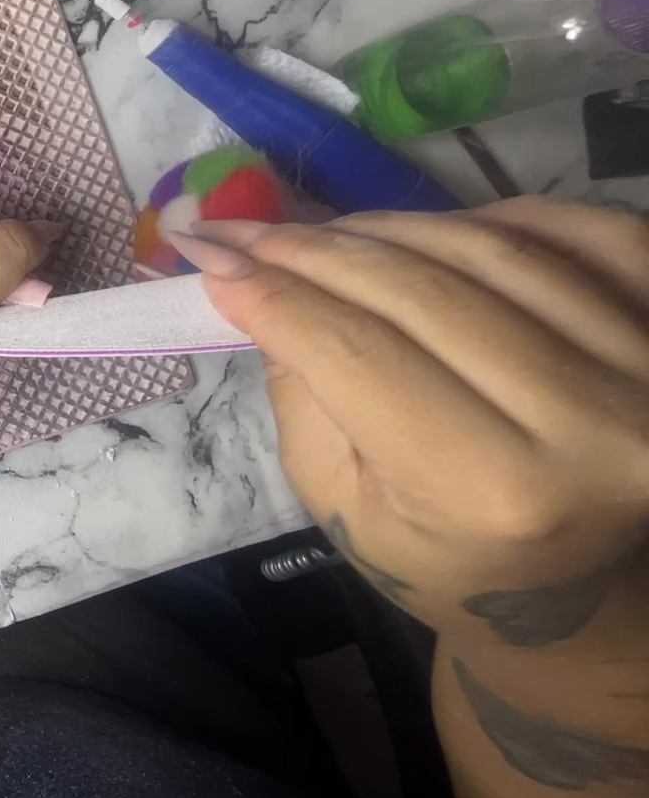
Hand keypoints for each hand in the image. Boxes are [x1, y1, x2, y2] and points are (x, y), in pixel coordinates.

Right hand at [171, 198, 648, 648]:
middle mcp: (597, 425)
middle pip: (416, 290)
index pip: (350, 350)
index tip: (201, 255)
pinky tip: (417, 233)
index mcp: (488, 488)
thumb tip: (241, 281)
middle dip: (303, 248)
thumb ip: (297, 384)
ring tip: (306, 234)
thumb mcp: (329, 489)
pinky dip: (485, 214)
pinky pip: (583, 230)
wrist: (569, 584)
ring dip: (375, 226)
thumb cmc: (427, 547)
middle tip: (233, 230)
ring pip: (488, 248)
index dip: (266, 291)